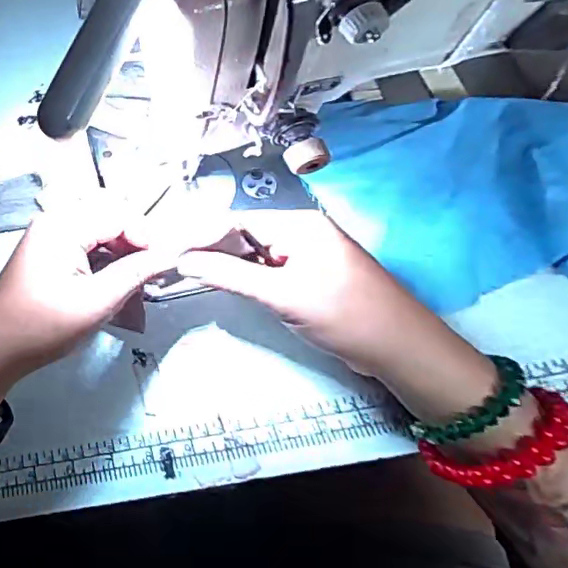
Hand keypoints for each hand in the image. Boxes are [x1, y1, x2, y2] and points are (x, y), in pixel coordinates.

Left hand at [0, 206, 179, 410]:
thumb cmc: (42, 326)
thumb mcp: (96, 302)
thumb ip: (136, 273)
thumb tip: (170, 255)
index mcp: (62, 225)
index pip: (119, 213)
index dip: (145, 236)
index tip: (160, 264)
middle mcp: (55, 220)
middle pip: (110, 212)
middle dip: (135, 239)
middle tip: (149, 270)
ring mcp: (49, 234)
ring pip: (101, 226)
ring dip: (122, 249)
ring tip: (135, 281)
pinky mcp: (49, 250)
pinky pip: (87, 240)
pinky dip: (106, 257)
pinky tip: (116, 282)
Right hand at [170, 210, 498, 413]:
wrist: (399, 346)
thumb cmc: (342, 314)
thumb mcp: (282, 294)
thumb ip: (231, 274)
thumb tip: (184, 258)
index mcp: (298, 224)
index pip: (237, 220)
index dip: (202, 235)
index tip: (169, 250)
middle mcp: (302, 231)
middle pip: (245, 234)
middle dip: (212, 249)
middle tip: (175, 266)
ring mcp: (308, 254)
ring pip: (257, 253)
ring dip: (229, 264)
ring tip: (191, 275)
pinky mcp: (311, 275)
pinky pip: (271, 269)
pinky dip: (249, 277)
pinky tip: (227, 286)